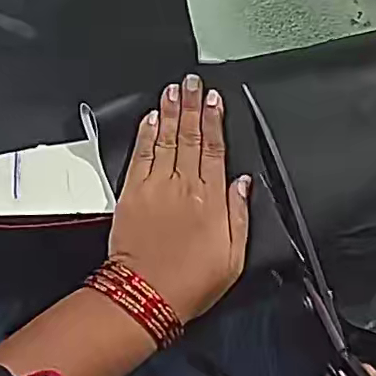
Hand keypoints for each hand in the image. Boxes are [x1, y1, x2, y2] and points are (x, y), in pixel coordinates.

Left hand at [107, 74, 250, 321]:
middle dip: (192, 105)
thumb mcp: (232, 256)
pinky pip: (141, 155)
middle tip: (192, 81)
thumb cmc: (190, 281)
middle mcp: (183, 186)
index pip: (215, 149)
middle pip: (190, 136)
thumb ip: (238, 214)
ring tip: (173, 89)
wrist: (145, 295)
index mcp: (211, 200)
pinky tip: (151, 118)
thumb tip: (243, 184)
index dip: (215, 121)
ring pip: (166, 139)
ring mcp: (155, 186)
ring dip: (170, 112)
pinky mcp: (132, 192)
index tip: (214, 99)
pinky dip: (146, 134)